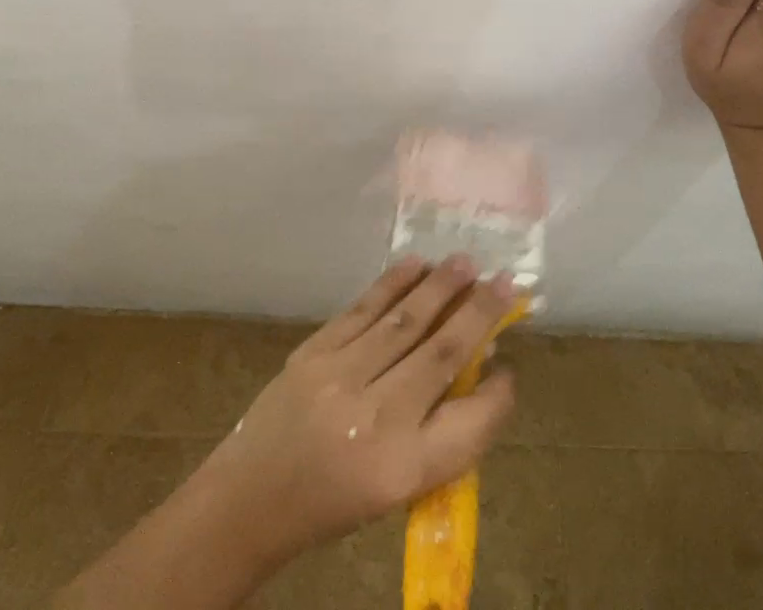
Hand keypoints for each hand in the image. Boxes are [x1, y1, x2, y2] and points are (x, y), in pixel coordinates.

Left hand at [190, 254, 517, 563]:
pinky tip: (417, 266)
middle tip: (505, 281)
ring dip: (440, 287)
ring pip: (403, 321)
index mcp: (404, 466)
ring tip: (467, 262)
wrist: (253, 498)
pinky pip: (361, 311)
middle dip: (478, 313)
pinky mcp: (311, 356)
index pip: (471, 421)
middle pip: (442, 354)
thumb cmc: (337, 499)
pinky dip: (392, 285)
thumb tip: (480, 366)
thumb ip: (448, 433)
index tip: (509, 360)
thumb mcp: (402, 486)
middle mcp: (376, 420)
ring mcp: (339, 380)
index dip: (498, 391)